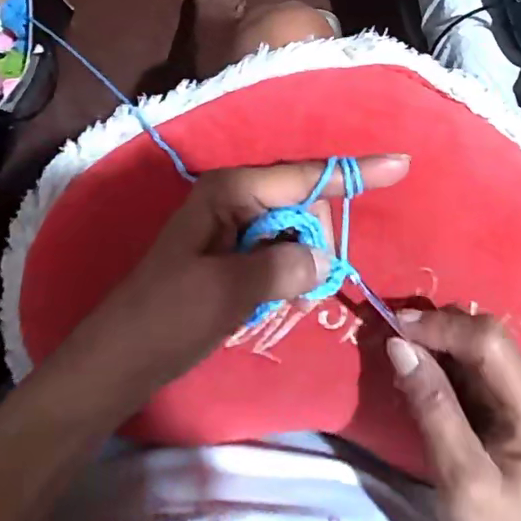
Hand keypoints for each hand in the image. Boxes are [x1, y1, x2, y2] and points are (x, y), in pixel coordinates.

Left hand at [64, 154, 412, 398]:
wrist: (119, 356)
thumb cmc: (167, 317)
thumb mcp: (228, 292)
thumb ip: (282, 267)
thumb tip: (323, 256)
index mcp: (230, 191)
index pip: (305, 176)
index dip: (354, 172)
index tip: (401, 163)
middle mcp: (232, 196)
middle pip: (303, 202)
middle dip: (317, 238)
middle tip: (302, 284)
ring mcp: (230, 222)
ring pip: (293, 229)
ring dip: (300, 260)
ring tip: (274, 296)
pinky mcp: (230, 250)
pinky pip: (277, 249)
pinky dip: (286, 271)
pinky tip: (272, 295)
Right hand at [387, 306, 520, 520]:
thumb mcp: (459, 478)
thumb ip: (433, 408)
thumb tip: (399, 345)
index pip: (489, 342)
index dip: (441, 327)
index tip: (395, 329)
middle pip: (485, 332)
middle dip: (437, 328)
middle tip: (394, 339)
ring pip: (475, 337)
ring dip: (436, 337)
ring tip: (402, 353)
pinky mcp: (505, 393)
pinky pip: (470, 355)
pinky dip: (439, 352)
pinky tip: (418, 368)